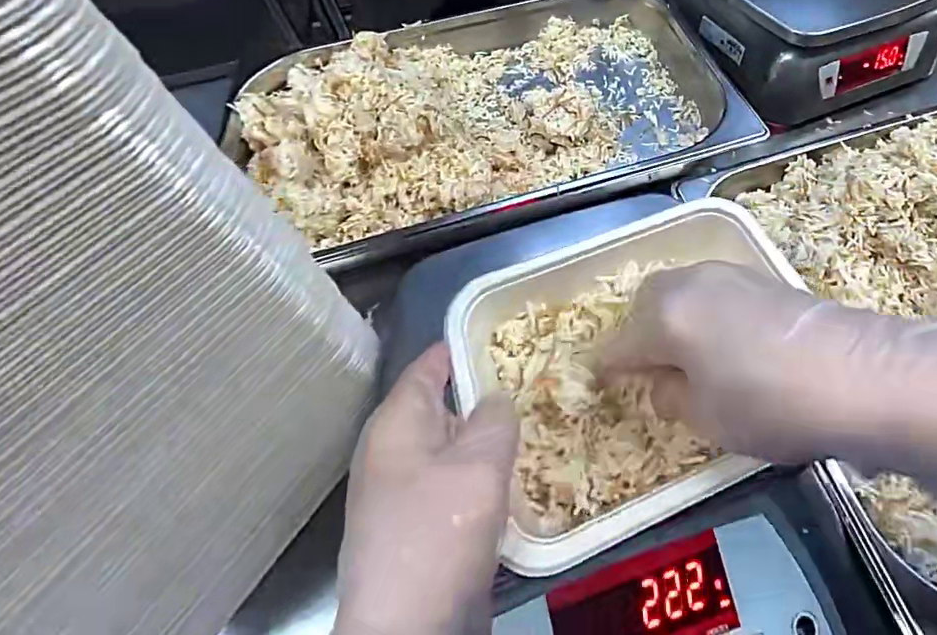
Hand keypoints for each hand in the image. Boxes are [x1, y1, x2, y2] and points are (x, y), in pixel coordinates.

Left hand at [335, 343, 517, 634]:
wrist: (409, 634)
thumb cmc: (438, 533)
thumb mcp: (480, 461)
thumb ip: (496, 416)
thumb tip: (497, 399)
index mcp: (396, 424)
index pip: (432, 362)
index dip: (471, 341)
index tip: (515, 331)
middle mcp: (394, 451)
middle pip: (447, 402)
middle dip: (491, 389)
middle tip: (542, 374)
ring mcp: (406, 492)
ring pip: (457, 444)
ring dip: (494, 434)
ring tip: (542, 416)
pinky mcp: (423, 526)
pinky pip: (459, 479)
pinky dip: (488, 470)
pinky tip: (523, 471)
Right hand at [597, 261, 936, 513]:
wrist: (853, 372)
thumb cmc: (767, 402)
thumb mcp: (705, 416)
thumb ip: (671, 394)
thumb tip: (663, 380)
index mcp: (666, 312)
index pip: (621, 340)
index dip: (609, 364)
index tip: (603, 379)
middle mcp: (693, 280)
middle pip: (650, 302)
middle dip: (642, 331)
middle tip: (650, 368)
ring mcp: (733, 273)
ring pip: (685, 291)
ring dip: (678, 318)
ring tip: (691, 357)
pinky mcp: (766, 277)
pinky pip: (717, 292)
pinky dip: (709, 313)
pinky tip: (729, 342)